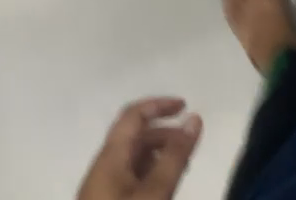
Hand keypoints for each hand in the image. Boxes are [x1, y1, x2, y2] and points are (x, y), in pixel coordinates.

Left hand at [77, 97, 201, 199]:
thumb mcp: (155, 192)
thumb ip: (175, 155)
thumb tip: (194, 118)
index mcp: (109, 158)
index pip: (133, 115)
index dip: (159, 104)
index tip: (187, 107)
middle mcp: (102, 168)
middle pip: (134, 136)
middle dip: (165, 133)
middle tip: (191, 144)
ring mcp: (101, 189)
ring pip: (133, 158)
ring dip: (159, 154)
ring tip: (182, 168)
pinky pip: (129, 177)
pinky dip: (151, 173)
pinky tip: (165, 189)